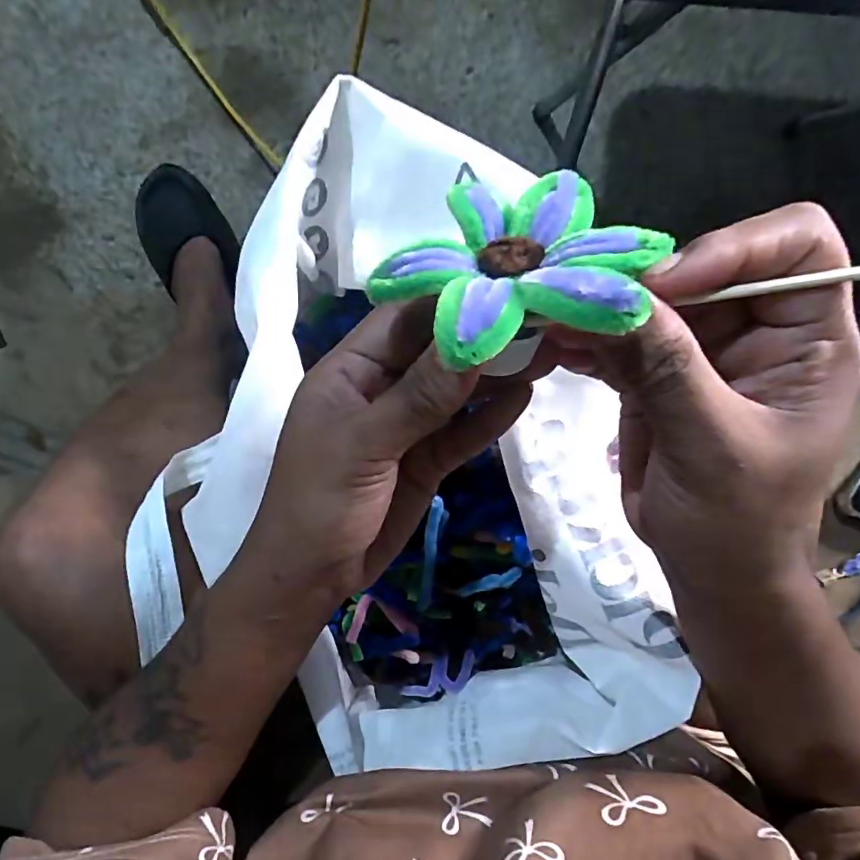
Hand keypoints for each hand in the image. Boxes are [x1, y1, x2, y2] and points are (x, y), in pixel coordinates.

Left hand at [238, 299, 531, 616]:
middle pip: (436, 351)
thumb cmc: (319, 503)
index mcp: (349, 372)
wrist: (311, 577)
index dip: (450, 299)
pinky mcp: (423, 462)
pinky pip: (460, 433)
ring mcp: (404, 427)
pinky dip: (489, 418)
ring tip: (548, 347)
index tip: (504, 282)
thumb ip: (419, 397)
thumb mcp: (364, 445)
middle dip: (482, 333)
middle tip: (541, 312)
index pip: (403, 320)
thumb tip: (473, 340)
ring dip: (494, 374)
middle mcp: (379, 391)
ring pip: (454, 392)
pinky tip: (524, 396)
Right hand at [544, 203, 859, 587]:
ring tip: (555, 317)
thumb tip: (617, 298)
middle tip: (582, 298)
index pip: (795, 245)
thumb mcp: (710, 443)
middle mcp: (756, 333)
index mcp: (807, 340)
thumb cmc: (737, 520)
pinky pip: (621, 343)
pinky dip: (588, 341)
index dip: (734, 247)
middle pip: (707, 266)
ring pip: (653, 302)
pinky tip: (556, 346)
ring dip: (603, 308)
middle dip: (645, 281)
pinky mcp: (655, 379)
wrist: (710, 572)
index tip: (665, 285)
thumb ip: (668, 368)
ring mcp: (700, 355)